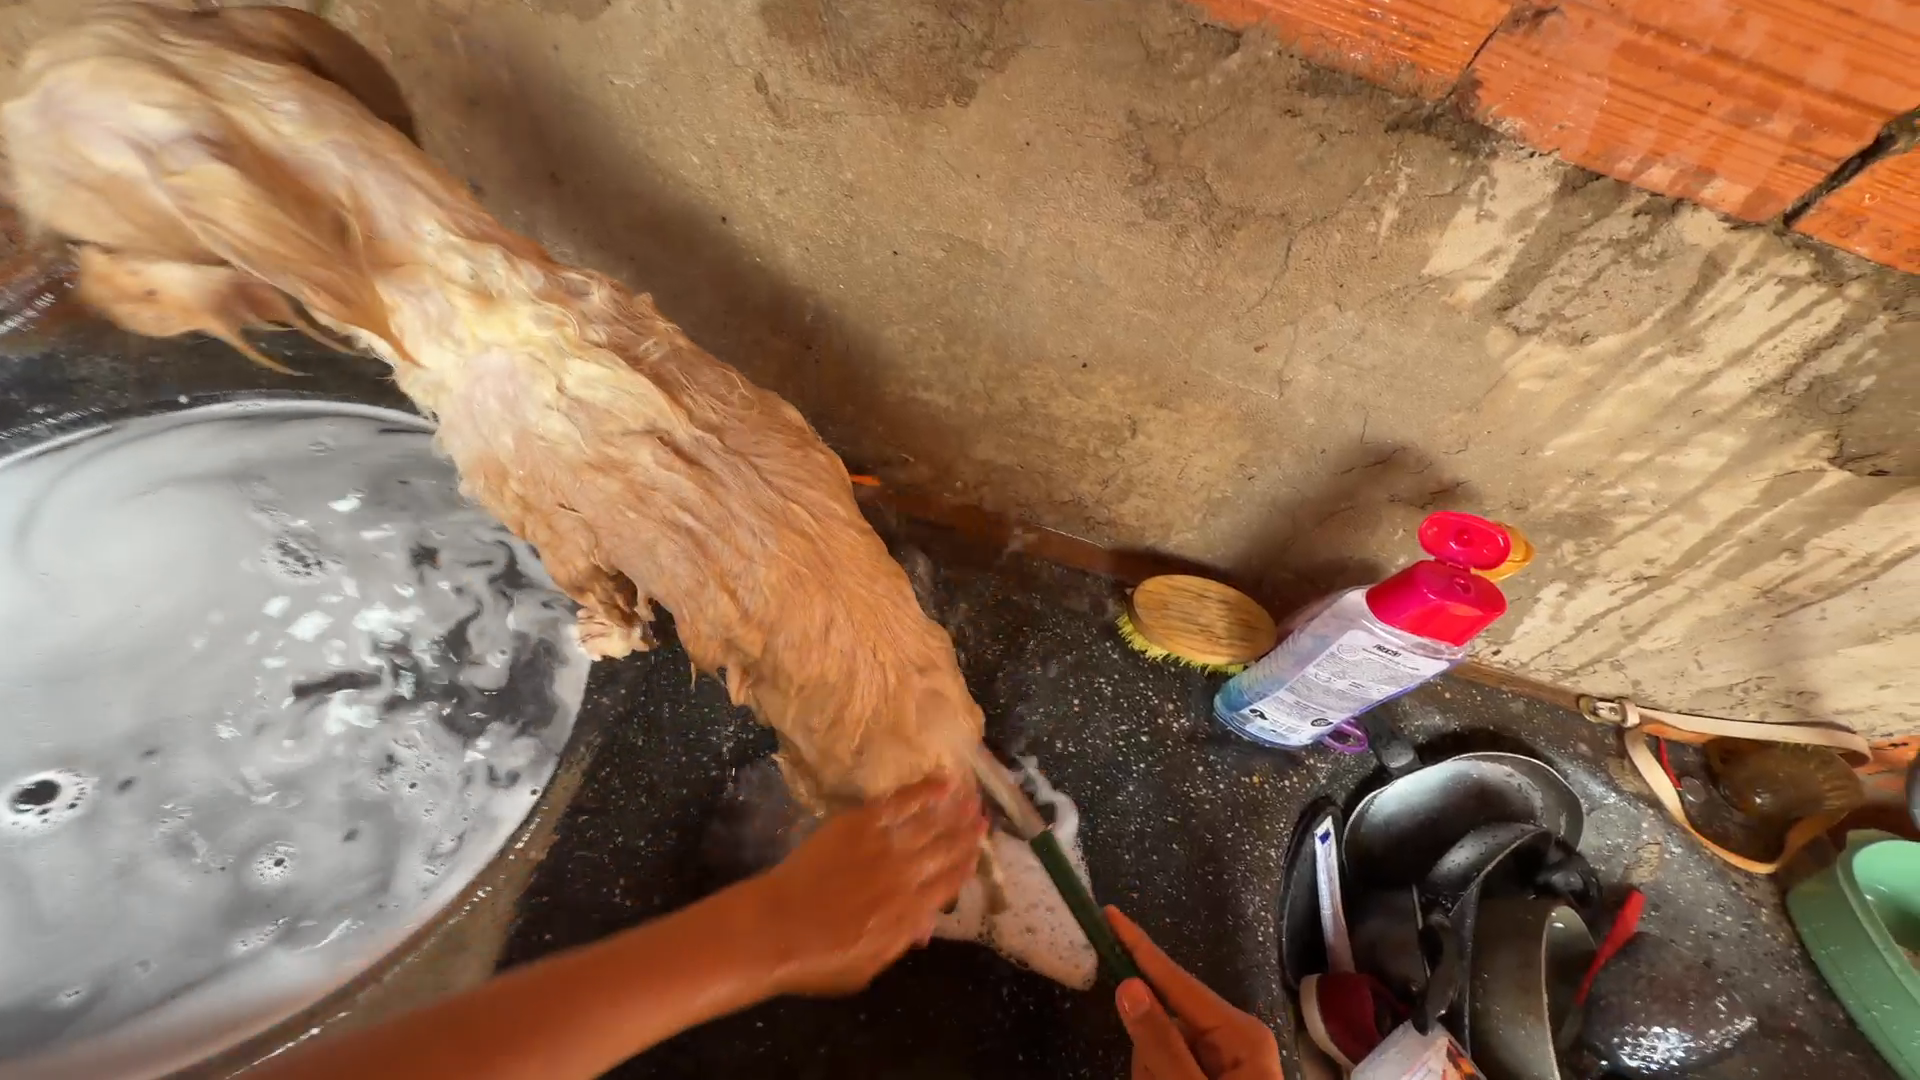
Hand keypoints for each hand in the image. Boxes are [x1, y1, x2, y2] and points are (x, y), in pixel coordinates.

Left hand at [751, 776, 985, 996]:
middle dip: (967, 835)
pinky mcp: (861, 822)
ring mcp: (884, 845)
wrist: (775, 928)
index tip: (977, 854)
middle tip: (984, 819)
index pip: (948, 884)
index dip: (965, 867)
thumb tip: (926, 924)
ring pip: (929, 824)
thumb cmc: (817, 958)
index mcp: (909, 913)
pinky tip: (942, 783)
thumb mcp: (867, 966)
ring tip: (972, 798)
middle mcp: (905, 875)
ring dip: (954, 811)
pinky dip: (923, 791)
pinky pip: (899, 802)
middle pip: (945, 850)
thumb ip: (899, 940)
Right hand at [1108, 907, 1282, 1079]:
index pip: (1175, 978)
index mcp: (1238, 1033)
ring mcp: (1219, 1063)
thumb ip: (1160, 1045)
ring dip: (1151, 1075)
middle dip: (1147, 1053)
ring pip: (1156, 1048)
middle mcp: (1230, 1039)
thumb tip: (1128, 985)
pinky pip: (1164, 1067)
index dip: (1138, 946)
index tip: (1107, 913)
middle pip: (1161, 1018)